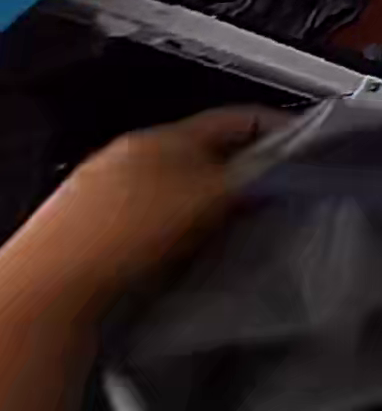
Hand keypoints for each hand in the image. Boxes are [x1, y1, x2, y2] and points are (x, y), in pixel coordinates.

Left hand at [0, 107, 285, 309]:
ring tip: (224, 219)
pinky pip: (151, 207)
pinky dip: (174, 219)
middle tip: (266, 188)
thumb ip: (266, 168)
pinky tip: (180, 240)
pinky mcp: (81, 223)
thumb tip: (295, 160)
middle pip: (212, 149)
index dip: (283, 128)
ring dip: (208, 196)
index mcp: (161, 134)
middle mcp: (127, 153)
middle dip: (242, 168)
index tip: (306, 146)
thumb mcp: (221, 193)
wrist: (44, 296)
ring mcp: (98, 188)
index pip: (244, 116)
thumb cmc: (130, 234)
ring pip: (182, 180)